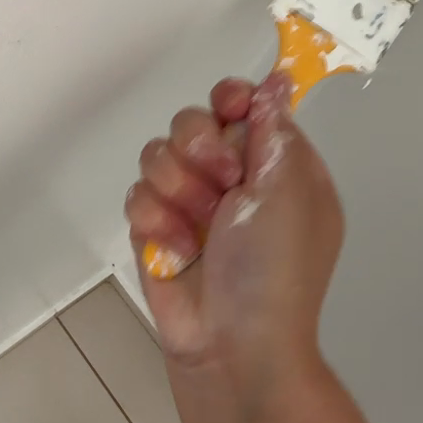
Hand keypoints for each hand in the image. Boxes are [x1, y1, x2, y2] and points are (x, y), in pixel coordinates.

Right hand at [124, 71, 343, 394]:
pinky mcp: (154, 225)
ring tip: (196, 230)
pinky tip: (176, 251)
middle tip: (222, 187)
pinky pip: (136, 193)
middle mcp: (230, 177)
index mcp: (273, 165)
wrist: (230, 343)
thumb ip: (274, 131)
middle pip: (191, 121)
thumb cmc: (273, 268)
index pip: (243, 104)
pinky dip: (155, 222)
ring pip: (156, 154)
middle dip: (200, 151)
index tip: (229, 111)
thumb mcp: (286, 193)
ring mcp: (188, 201)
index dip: (230, 100)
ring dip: (176, 191)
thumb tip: (279, 78)